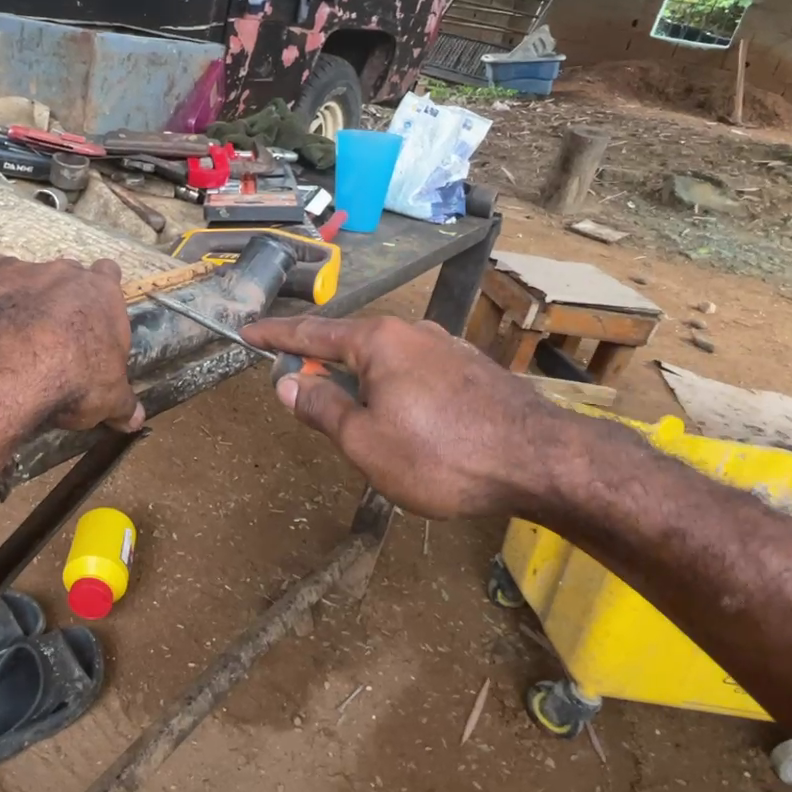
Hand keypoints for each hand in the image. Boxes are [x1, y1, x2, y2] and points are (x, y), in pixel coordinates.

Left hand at [0, 256, 143, 431]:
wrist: (8, 368)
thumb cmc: (73, 380)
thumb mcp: (107, 400)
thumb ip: (122, 404)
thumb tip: (136, 420)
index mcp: (101, 294)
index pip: (109, 275)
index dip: (101, 292)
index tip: (93, 313)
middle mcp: (63, 273)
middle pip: (67, 274)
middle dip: (61, 296)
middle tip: (54, 332)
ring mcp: (21, 270)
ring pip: (24, 274)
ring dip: (21, 295)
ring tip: (11, 331)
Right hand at [239, 316, 565, 518]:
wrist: (544, 461)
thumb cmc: (443, 454)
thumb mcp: (366, 442)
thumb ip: (322, 408)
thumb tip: (288, 384)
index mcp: (378, 341)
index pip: (311, 334)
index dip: (275, 336)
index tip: (247, 331)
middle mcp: (411, 332)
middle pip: (351, 345)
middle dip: (324, 368)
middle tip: (305, 396)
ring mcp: (447, 348)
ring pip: (387, 361)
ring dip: (363, 384)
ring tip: (361, 421)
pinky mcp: (472, 369)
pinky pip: (417, 373)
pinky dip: (396, 390)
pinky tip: (409, 421)